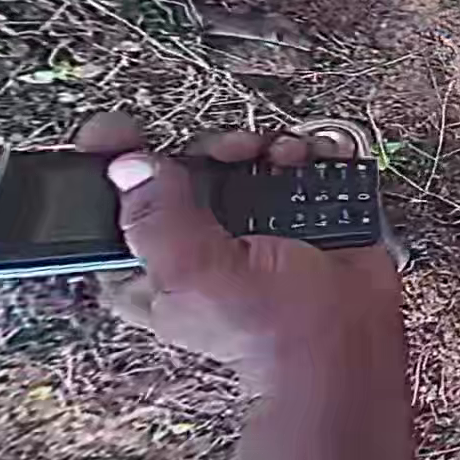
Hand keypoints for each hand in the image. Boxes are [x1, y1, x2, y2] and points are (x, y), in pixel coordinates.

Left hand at [73, 112, 404, 395]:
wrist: (350, 329)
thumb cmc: (270, 322)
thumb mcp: (199, 273)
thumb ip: (160, 220)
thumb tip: (126, 166)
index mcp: (152, 263)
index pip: (111, 206)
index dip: (108, 166)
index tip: (119, 130)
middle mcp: (204, 236)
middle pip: (193, 170)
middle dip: (214, 149)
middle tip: (237, 150)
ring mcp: (260, 221)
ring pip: (252, 162)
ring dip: (271, 146)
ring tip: (290, 155)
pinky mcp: (309, 210)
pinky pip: (307, 166)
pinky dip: (316, 153)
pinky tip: (320, 157)